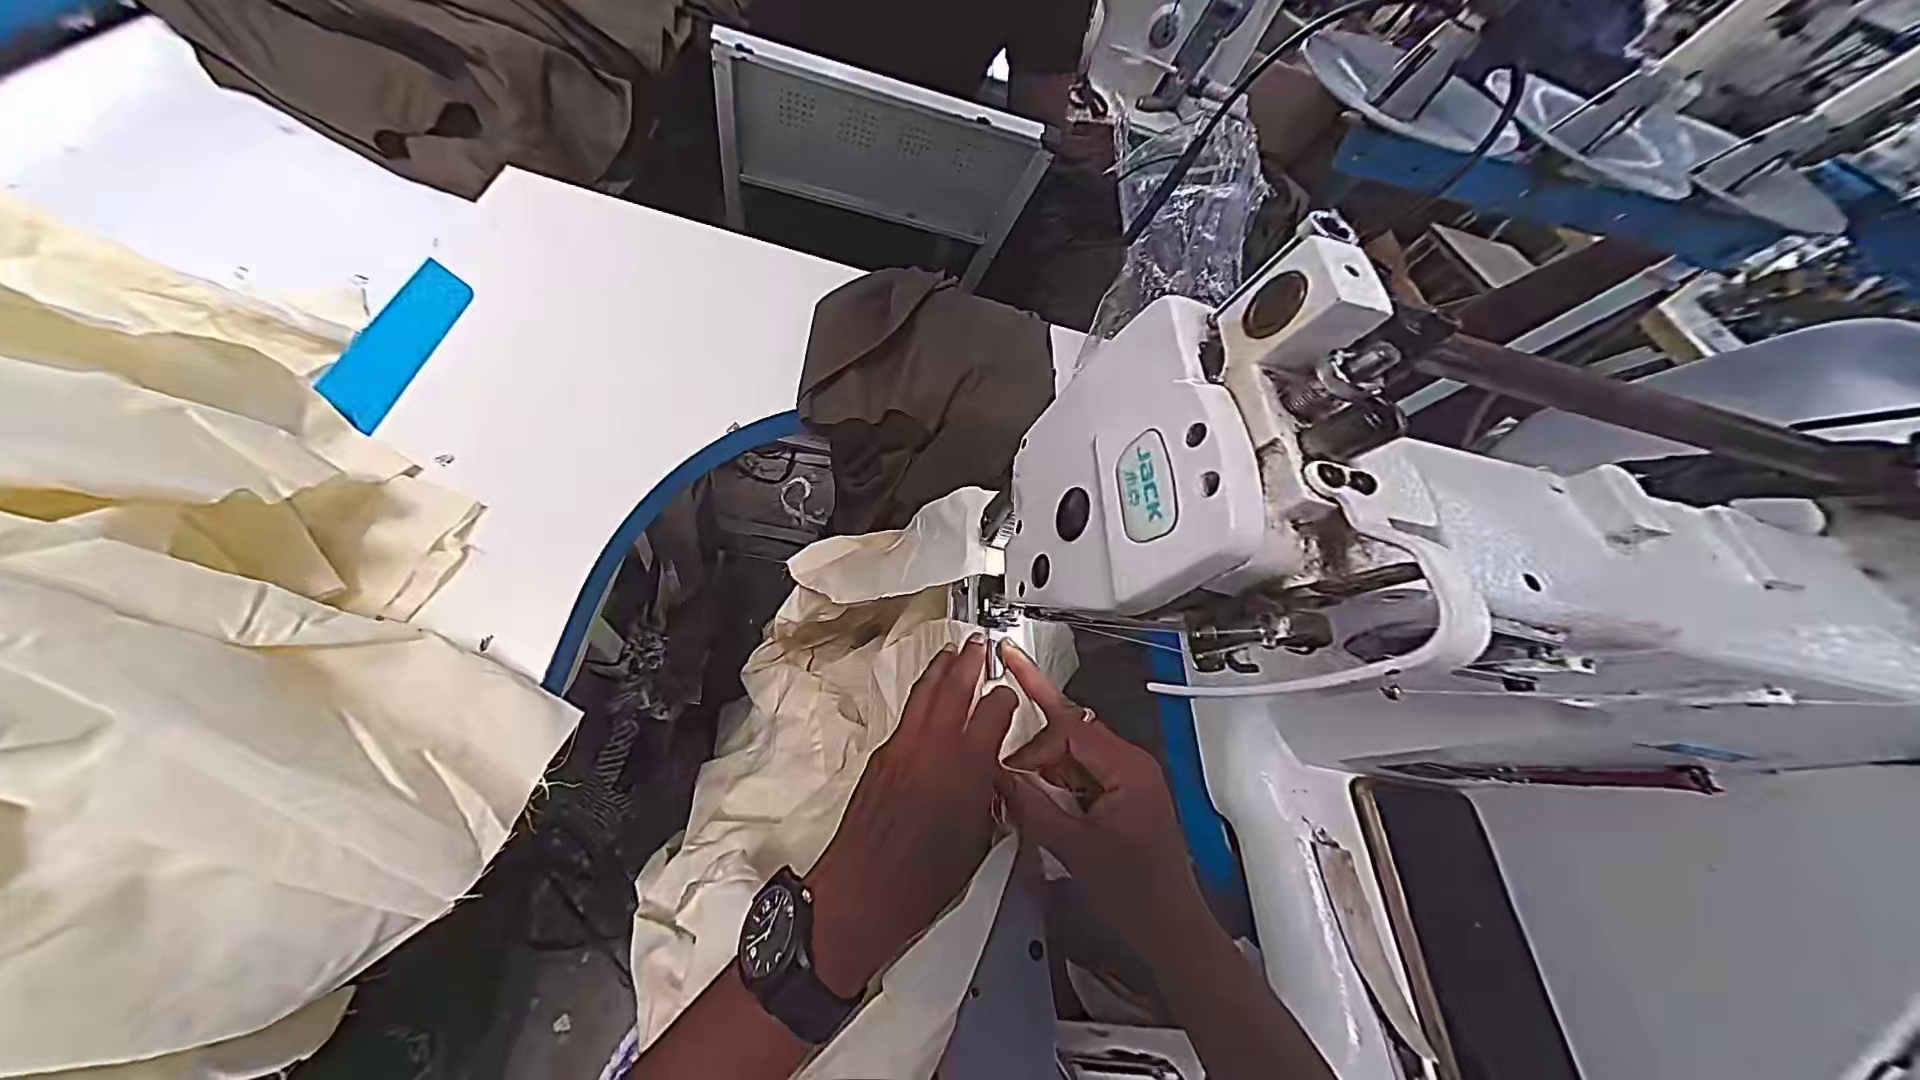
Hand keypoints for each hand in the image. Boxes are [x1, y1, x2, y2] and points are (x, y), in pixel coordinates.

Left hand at [804, 636, 1015, 995]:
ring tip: (951, 652)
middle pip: (956, 687)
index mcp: (968, 768)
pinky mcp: (883, 756)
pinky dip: (920, 694)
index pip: (994, 713)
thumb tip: (991, 778)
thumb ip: (987, 798)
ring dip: (941, 668)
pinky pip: (907, 713)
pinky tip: (926, 693)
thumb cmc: (921, 881)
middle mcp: (936, 749)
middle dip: (971, 661)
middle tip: (978, 644)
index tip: (1009, 694)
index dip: (1006, 699)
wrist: (863, 891)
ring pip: (926, 693)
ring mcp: (905, 747)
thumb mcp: (977, 841)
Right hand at [996, 642, 1210, 955]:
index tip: (1005, 766)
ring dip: (1042, 766)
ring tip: (1014, 781)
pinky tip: (1033, 795)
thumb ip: (1033, 807)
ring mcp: (1124, 780)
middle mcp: (1129, 764)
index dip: (1033, 747)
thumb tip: (1001, 778)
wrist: (1169, 930)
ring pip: (1071, 754)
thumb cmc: (1140, 895)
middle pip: (1070, 734)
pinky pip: (1077, 775)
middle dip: (1034, 748)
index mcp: (1128, 767)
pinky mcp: (1116, 796)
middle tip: (1003, 752)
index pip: (1070, 730)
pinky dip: (1052, 782)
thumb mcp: (1075, 848)